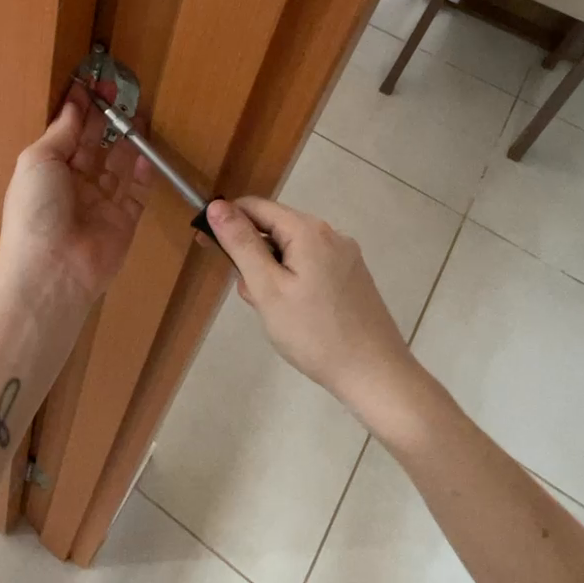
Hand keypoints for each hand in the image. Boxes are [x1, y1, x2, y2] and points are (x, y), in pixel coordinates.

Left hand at [0, 84, 151, 305]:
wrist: (52, 270)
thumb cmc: (36, 209)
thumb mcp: (39, 160)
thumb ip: (61, 132)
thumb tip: (74, 105)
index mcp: (47, 171)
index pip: (67, 133)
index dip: (80, 108)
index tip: (93, 83)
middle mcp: (73, 186)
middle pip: (93, 146)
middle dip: (104, 119)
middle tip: (119, 92)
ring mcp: (99, 205)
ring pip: (117, 167)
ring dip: (126, 141)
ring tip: (137, 114)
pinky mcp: (123, 223)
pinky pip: (135, 194)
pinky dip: (142, 174)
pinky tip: (145, 153)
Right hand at [207, 197, 421, 406]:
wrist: (376, 376)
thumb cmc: (314, 334)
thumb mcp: (267, 289)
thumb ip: (240, 244)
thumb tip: (216, 206)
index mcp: (308, 230)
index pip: (255, 207)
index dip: (227, 222)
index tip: (207, 247)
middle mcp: (331, 234)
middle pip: (274, 228)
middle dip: (252, 255)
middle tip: (251, 296)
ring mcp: (345, 256)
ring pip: (291, 250)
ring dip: (271, 272)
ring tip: (274, 312)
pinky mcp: (353, 277)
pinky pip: (310, 265)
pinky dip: (293, 281)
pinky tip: (296, 314)